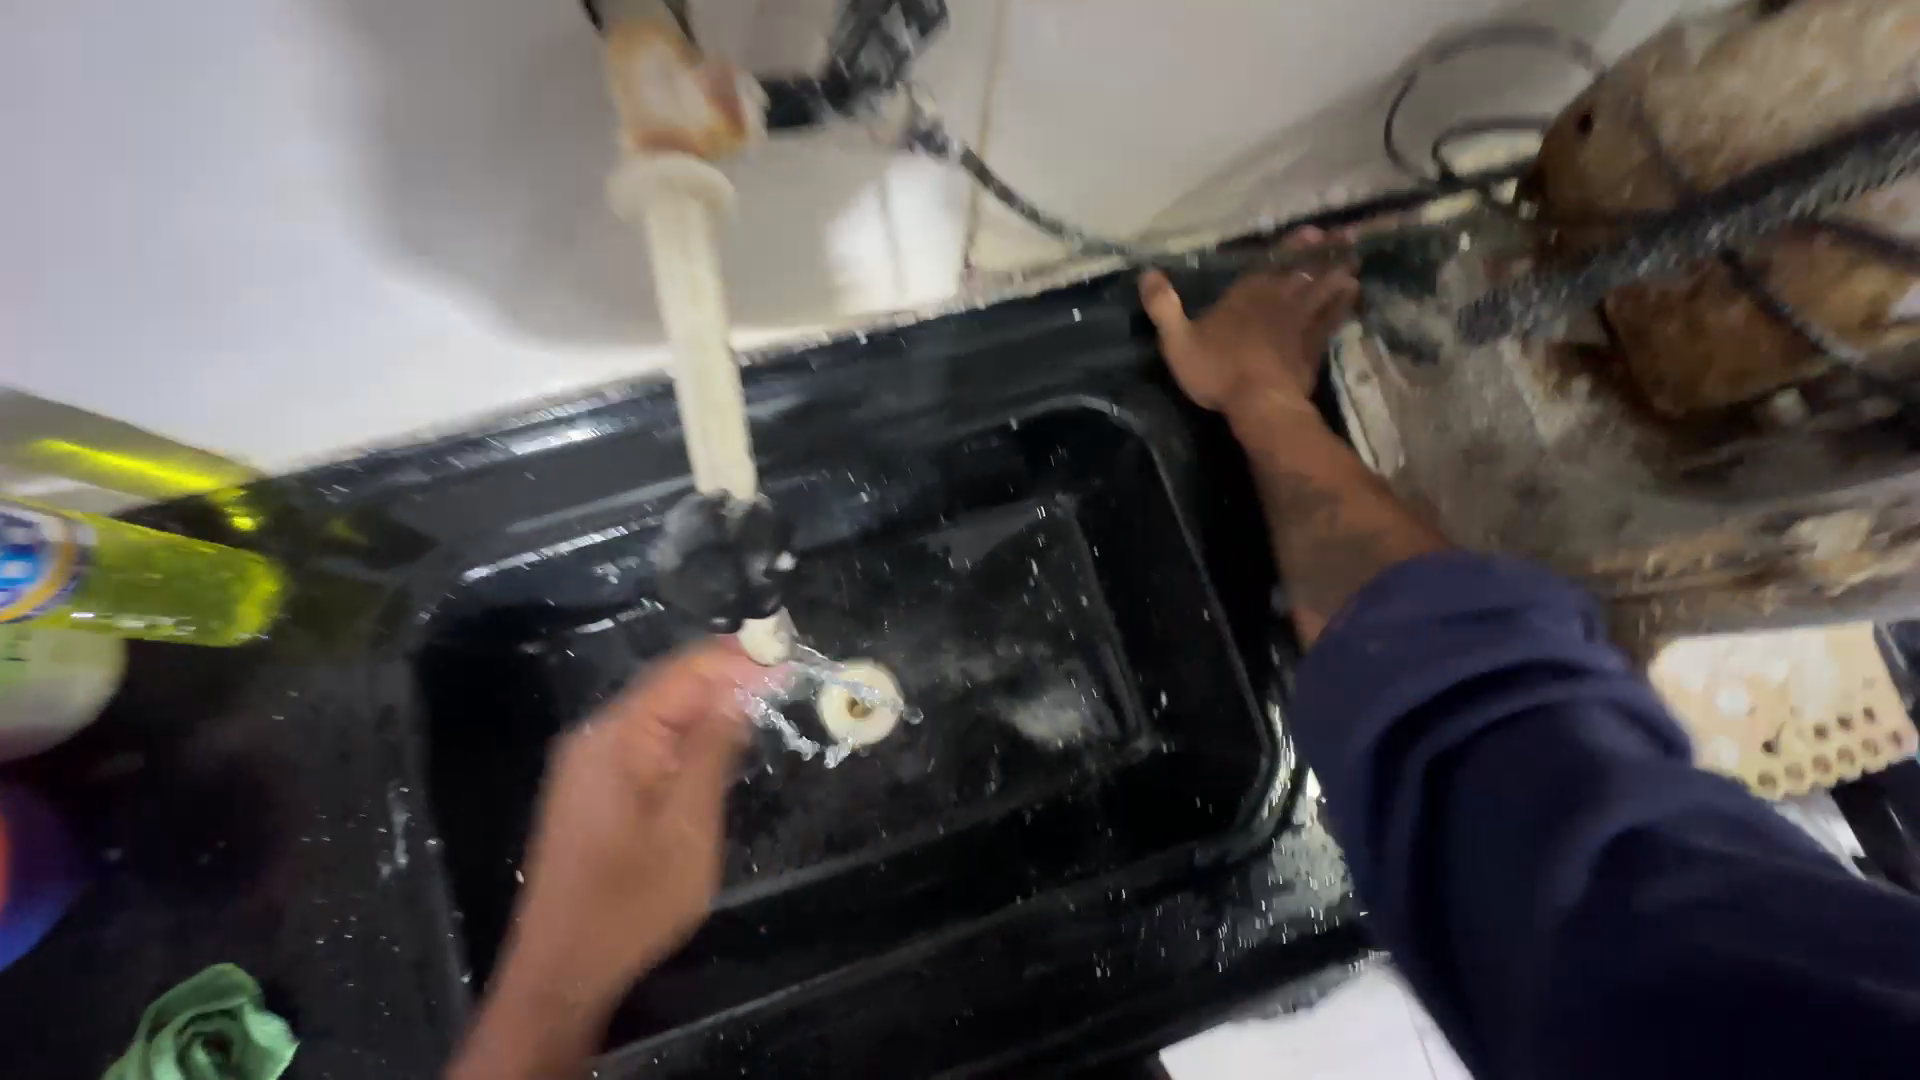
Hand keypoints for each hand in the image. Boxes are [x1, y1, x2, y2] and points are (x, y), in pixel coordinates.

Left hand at [498, 639, 768, 1001]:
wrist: (561, 971)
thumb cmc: (632, 901)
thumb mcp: (688, 824)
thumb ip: (715, 747)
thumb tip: (743, 687)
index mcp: (617, 736)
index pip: (685, 672)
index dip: (739, 658)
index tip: (789, 656)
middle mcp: (598, 735)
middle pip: (672, 685)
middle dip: (729, 676)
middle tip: (786, 676)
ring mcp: (592, 760)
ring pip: (662, 711)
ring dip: (713, 702)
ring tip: (765, 698)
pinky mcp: (595, 783)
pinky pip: (650, 738)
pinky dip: (691, 730)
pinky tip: (721, 737)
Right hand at [1139, 228, 1360, 417]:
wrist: (1259, 403)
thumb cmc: (1216, 371)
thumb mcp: (1176, 341)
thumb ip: (1163, 307)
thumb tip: (1146, 273)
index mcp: (1246, 294)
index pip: (1273, 262)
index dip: (1294, 246)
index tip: (1312, 231)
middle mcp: (1278, 300)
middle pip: (1306, 270)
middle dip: (1323, 254)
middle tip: (1344, 238)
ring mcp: (1301, 323)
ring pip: (1326, 289)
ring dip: (1340, 274)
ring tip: (1353, 261)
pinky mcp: (1314, 346)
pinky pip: (1334, 318)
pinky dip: (1344, 305)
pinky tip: (1352, 296)